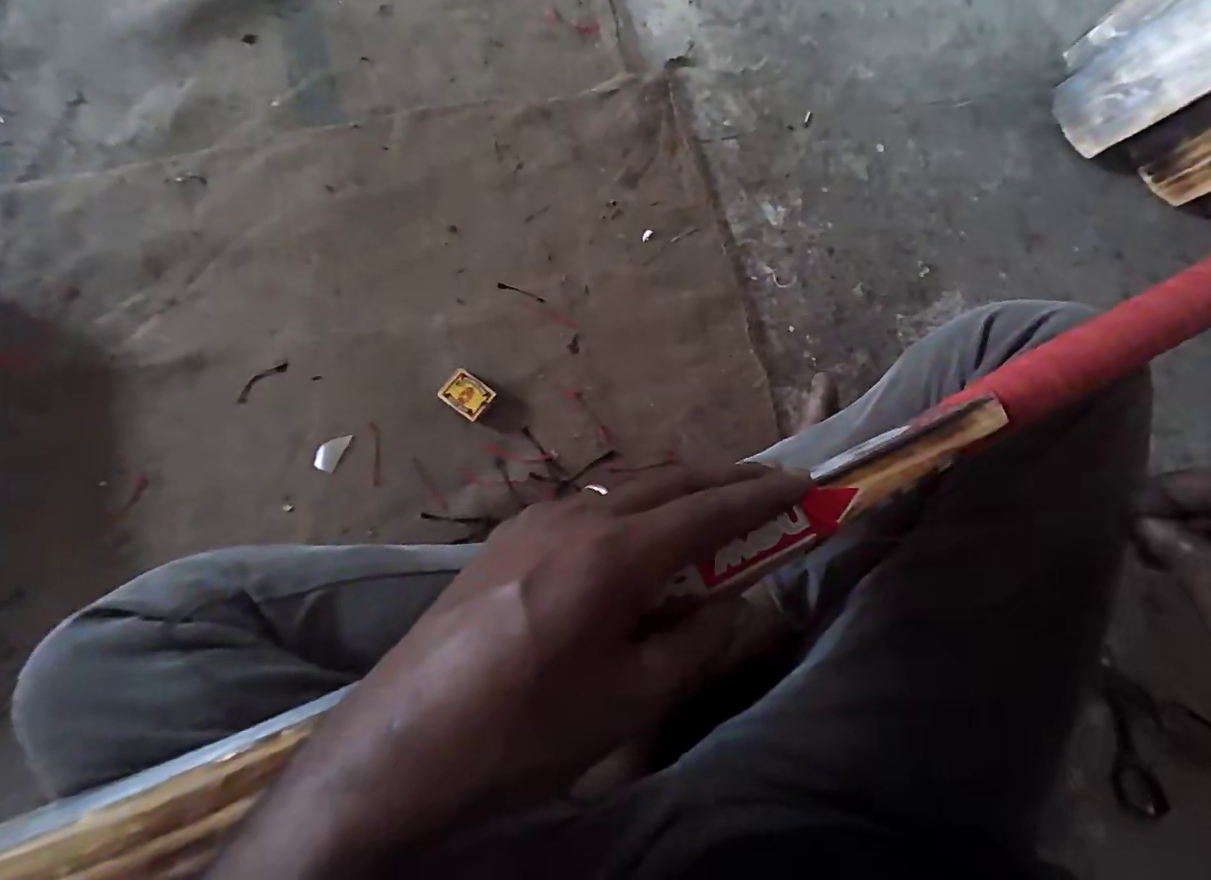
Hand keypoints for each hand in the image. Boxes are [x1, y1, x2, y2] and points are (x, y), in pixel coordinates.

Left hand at [215, 463, 812, 878]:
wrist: (411, 732)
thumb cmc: (530, 724)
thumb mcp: (631, 699)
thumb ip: (698, 644)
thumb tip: (746, 606)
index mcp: (617, 553)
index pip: (708, 509)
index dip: (759, 494)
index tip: (799, 482)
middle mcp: (580, 514)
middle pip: (668, 479)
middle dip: (721, 477)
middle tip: (763, 483)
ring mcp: (537, 515)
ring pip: (623, 481)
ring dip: (672, 483)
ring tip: (704, 498)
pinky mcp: (509, 530)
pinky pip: (585, 497)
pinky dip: (626, 498)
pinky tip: (627, 524)